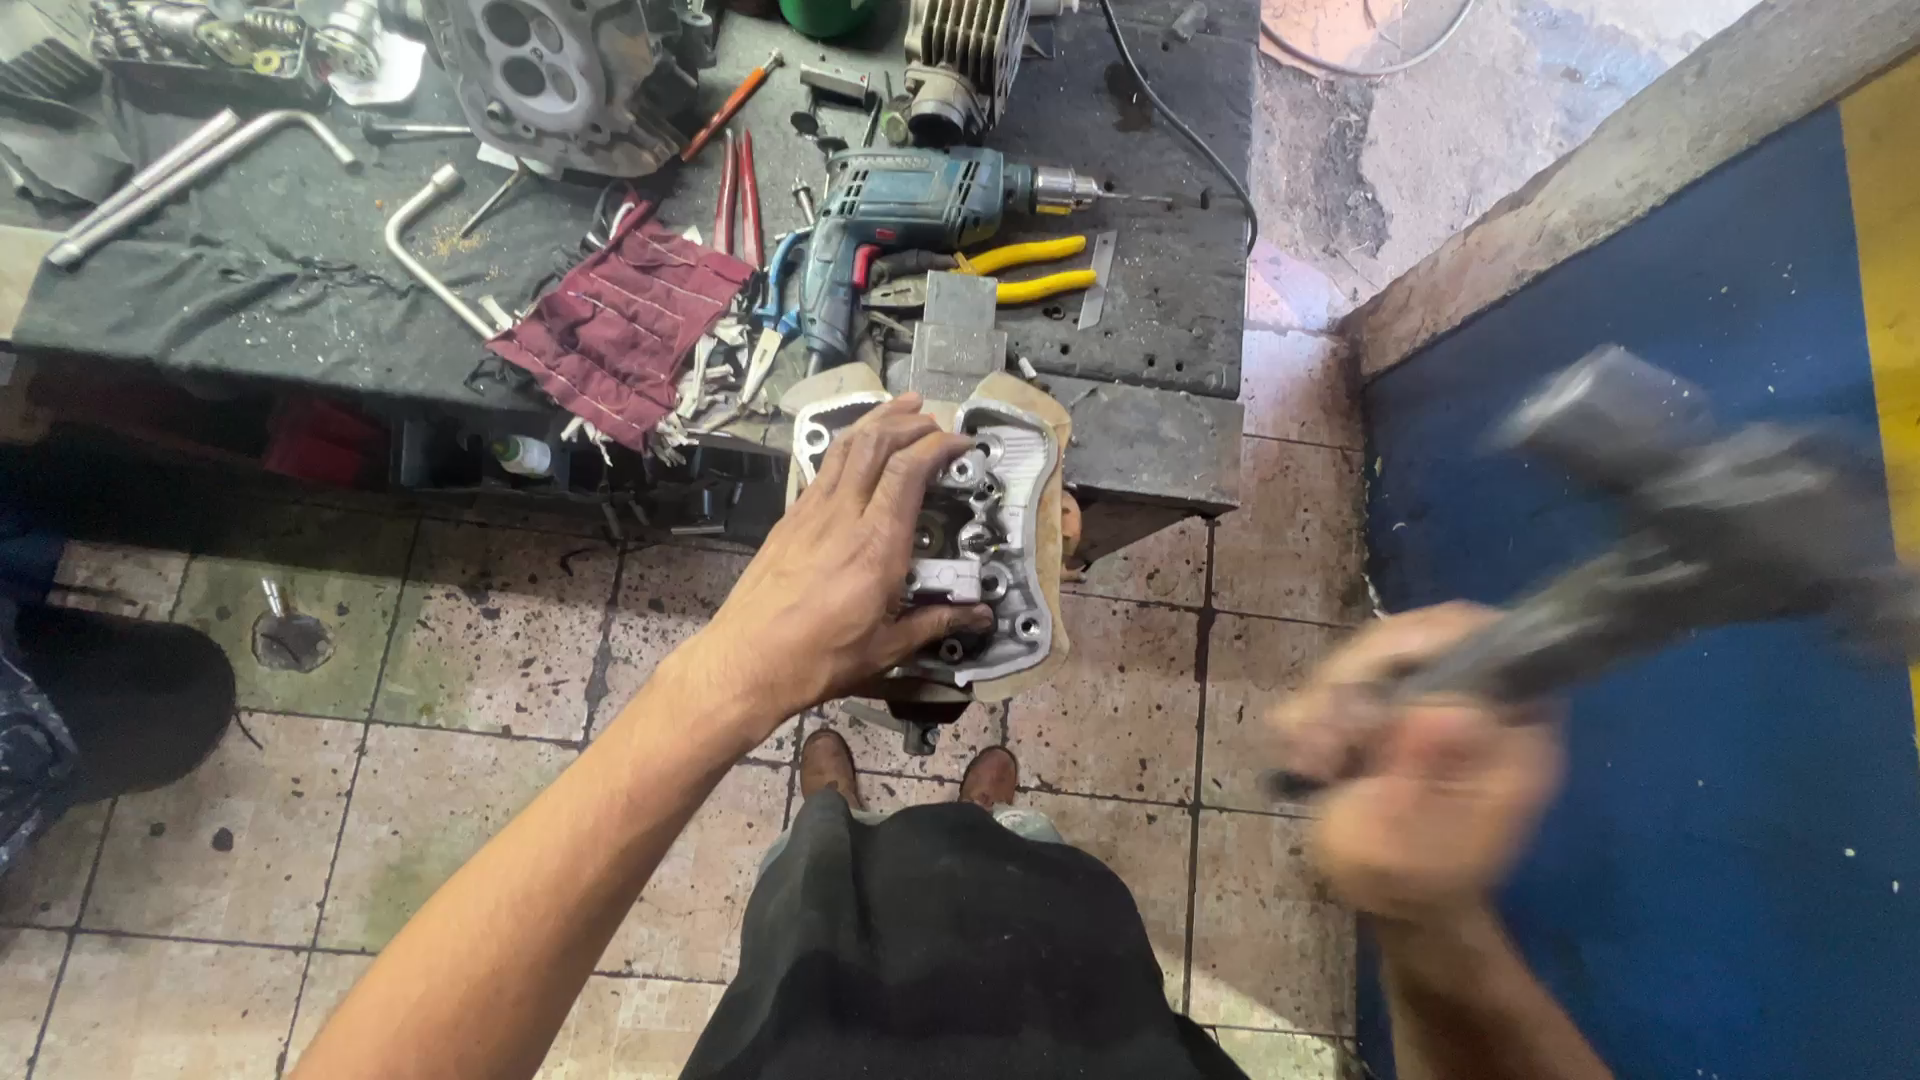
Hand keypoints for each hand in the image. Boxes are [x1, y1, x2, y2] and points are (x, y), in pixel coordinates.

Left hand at [664, 395, 991, 740]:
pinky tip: (860, 448)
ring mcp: (811, 512)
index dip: (939, 445)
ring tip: (904, 407)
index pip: (909, 470)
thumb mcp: (888, 647)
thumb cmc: (819, 659)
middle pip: (876, 444)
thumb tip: (980, 615)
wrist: (746, 662)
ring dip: (878, 420)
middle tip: (936, 421)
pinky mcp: (790, 519)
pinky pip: (826, 467)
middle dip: (910, 422)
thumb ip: (936, 621)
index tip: (962, 443)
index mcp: (877, 546)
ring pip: (846, 446)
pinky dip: (850, 445)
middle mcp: (844, 516)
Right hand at [1270, 603, 1562, 922]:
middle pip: (1407, 640)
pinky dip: (1310, 710)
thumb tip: (1449, 706)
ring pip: (1364, 658)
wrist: (1391, 897)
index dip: (1425, 639)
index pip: (1484, 643)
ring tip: (1310, 760)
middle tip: (1320, 738)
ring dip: (1322, 702)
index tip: (1366, 679)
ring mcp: (1422, 700)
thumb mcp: (1408, 842)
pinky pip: (1337, 682)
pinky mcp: (1382, 705)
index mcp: (1507, 733)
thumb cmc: (1406, 882)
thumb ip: (1424, 775)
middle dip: (1349, 681)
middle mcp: (1469, 703)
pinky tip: (1303, 754)